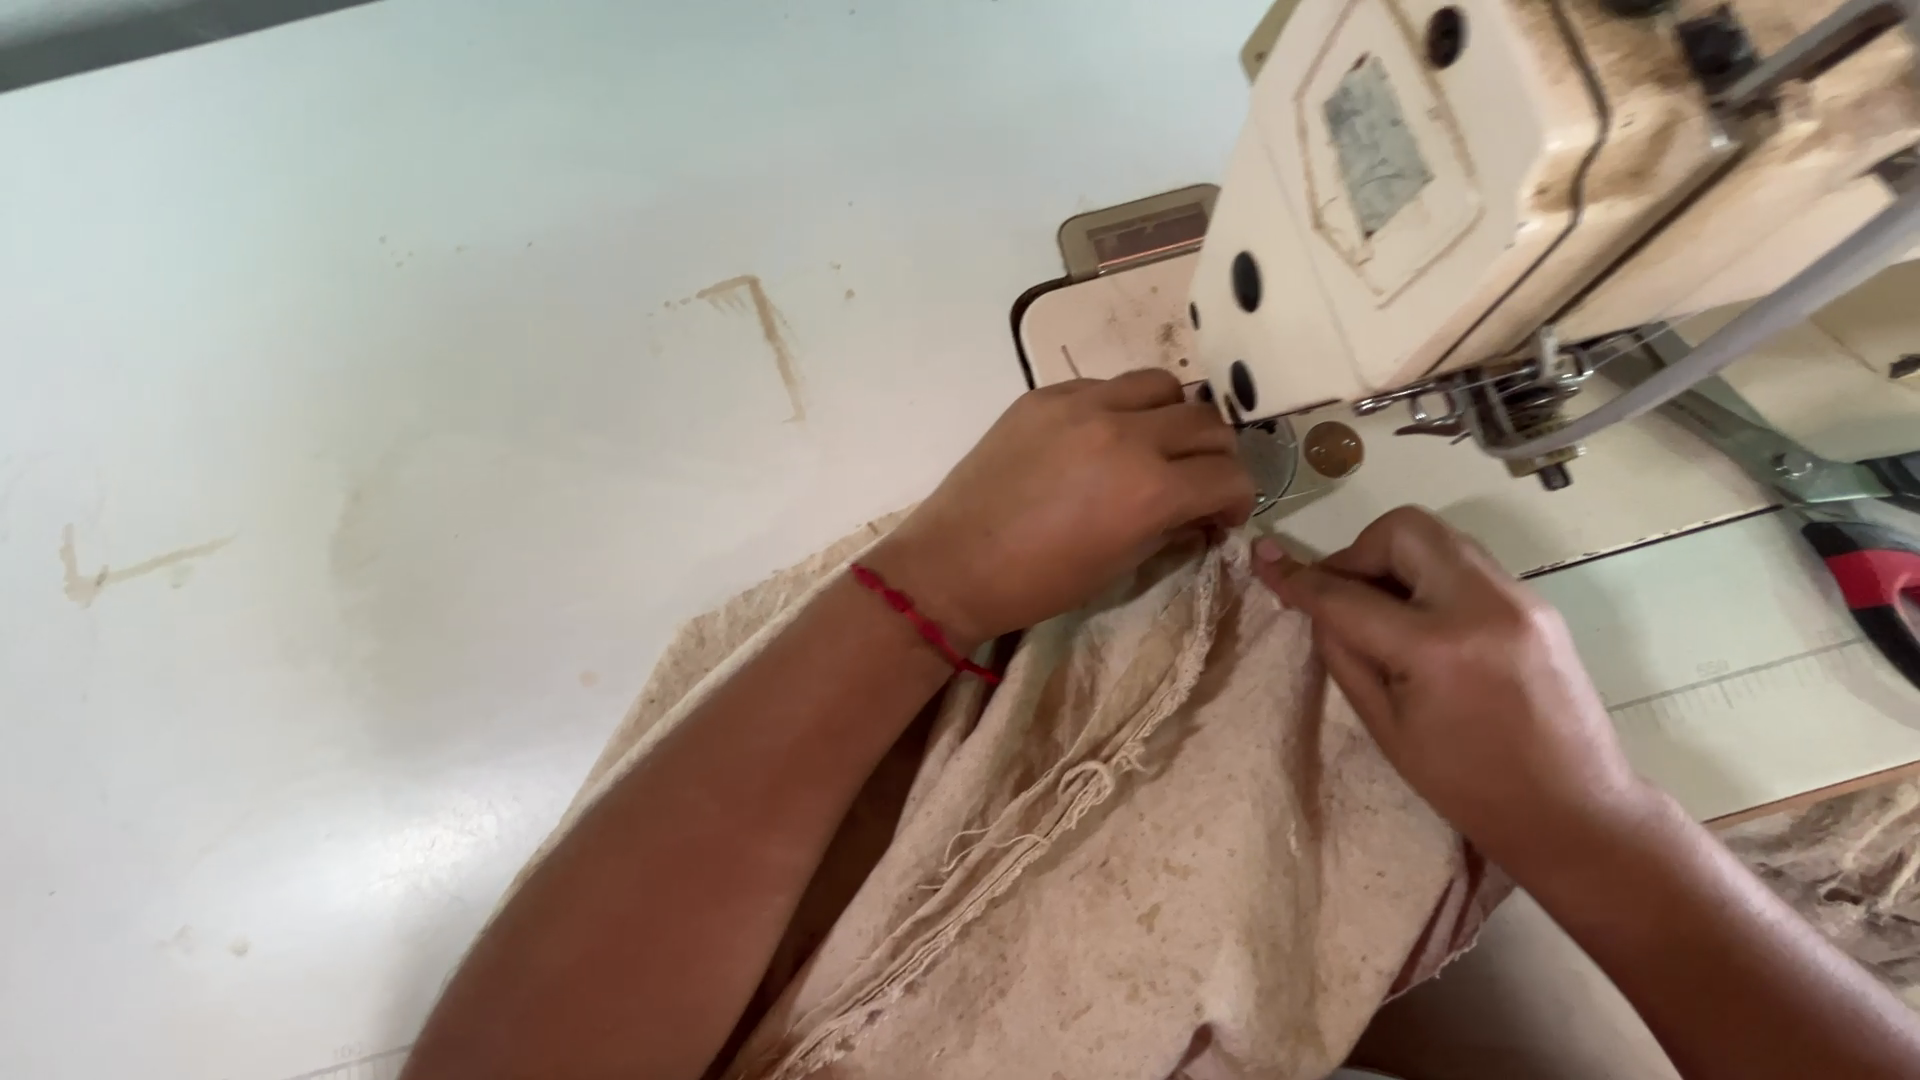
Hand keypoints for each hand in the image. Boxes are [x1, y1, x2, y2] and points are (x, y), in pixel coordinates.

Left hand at [867, 370, 1254, 646]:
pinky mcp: (1044, 395)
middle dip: (1215, 456)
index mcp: (1150, 489)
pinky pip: (1105, 386)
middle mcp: (1126, 434)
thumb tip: (1199, 509)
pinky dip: (1119, 408)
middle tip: (1197, 480)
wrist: (953, 564)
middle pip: (1206, 422)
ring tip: (1154, 445)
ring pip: (1161, 385)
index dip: (1238, 498)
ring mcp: (1081, 405)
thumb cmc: (1037, 583)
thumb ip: (1170, 526)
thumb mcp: (1119, 565)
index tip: (1222, 513)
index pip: (1228, 474)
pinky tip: (1099, 438)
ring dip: (1173, 417)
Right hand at [1250, 507, 1653, 867]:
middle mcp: (1484, 604)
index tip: (1263, 559)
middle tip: (1344, 597)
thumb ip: (1343, 651)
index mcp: (1439, 647)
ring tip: (1382, 612)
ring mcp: (1519, 598)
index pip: (1347, 593)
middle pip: (1402, 530)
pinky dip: (1426, 578)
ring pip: (1437, 538)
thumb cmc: (1467, 785)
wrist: (1578, 812)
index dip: (1297, 578)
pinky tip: (1421, 625)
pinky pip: (1463, 564)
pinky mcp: (1535, 604)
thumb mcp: (1384, 725)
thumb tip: (1311, 601)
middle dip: (1358, 553)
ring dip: (1393, 561)